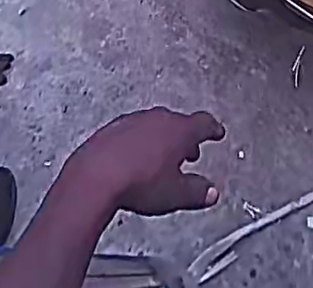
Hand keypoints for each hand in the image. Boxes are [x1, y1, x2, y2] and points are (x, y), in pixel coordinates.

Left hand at [62, 107, 224, 215]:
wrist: (96, 175)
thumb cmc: (136, 181)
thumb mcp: (175, 194)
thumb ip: (197, 191)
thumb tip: (210, 192)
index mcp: (179, 130)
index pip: (203, 123)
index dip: (212, 128)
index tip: (216, 130)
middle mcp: (159, 119)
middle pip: (179, 123)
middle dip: (186, 138)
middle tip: (190, 150)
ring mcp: (136, 121)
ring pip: (156, 126)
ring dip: (162, 139)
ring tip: (161, 159)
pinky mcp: (115, 128)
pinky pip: (134, 131)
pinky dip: (140, 142)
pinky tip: (135, 159)